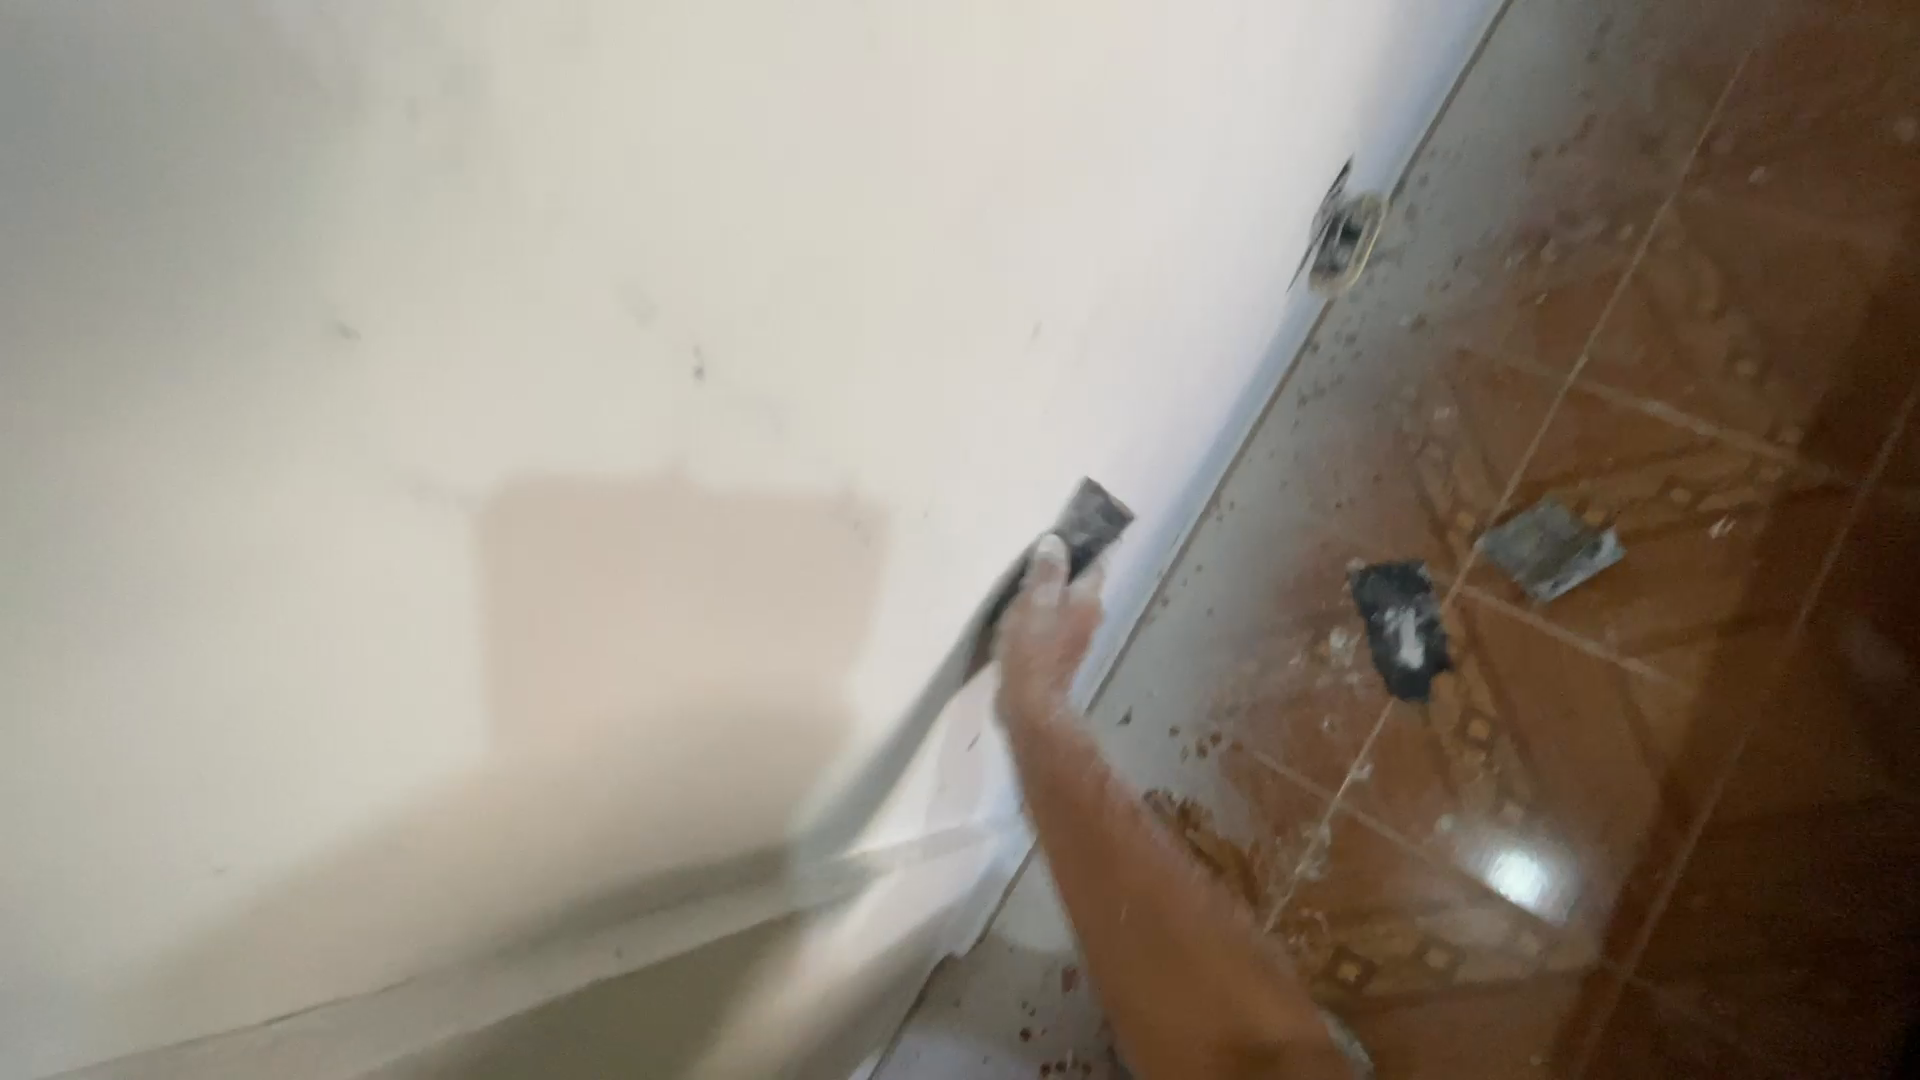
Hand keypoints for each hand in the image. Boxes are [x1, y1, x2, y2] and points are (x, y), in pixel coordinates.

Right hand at [994, 534, 1104, 725]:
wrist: (1029, 705)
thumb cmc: (1031, 650)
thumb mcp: (1034, 602)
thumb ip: (1046, 571)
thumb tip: (1056, 541)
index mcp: (1088, 600)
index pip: (1096, 563)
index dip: (1084, 546)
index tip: (1067, 533)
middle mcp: (1090, 617)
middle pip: (1082, 584)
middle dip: (1065, 570)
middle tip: (1039, 556)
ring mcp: (1078, 639)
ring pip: (1068, 605)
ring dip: (1053, 594)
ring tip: (1027, 583)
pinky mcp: (1061, 656)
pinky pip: (1056, 624)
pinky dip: (1045, 615)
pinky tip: (1024, 615)